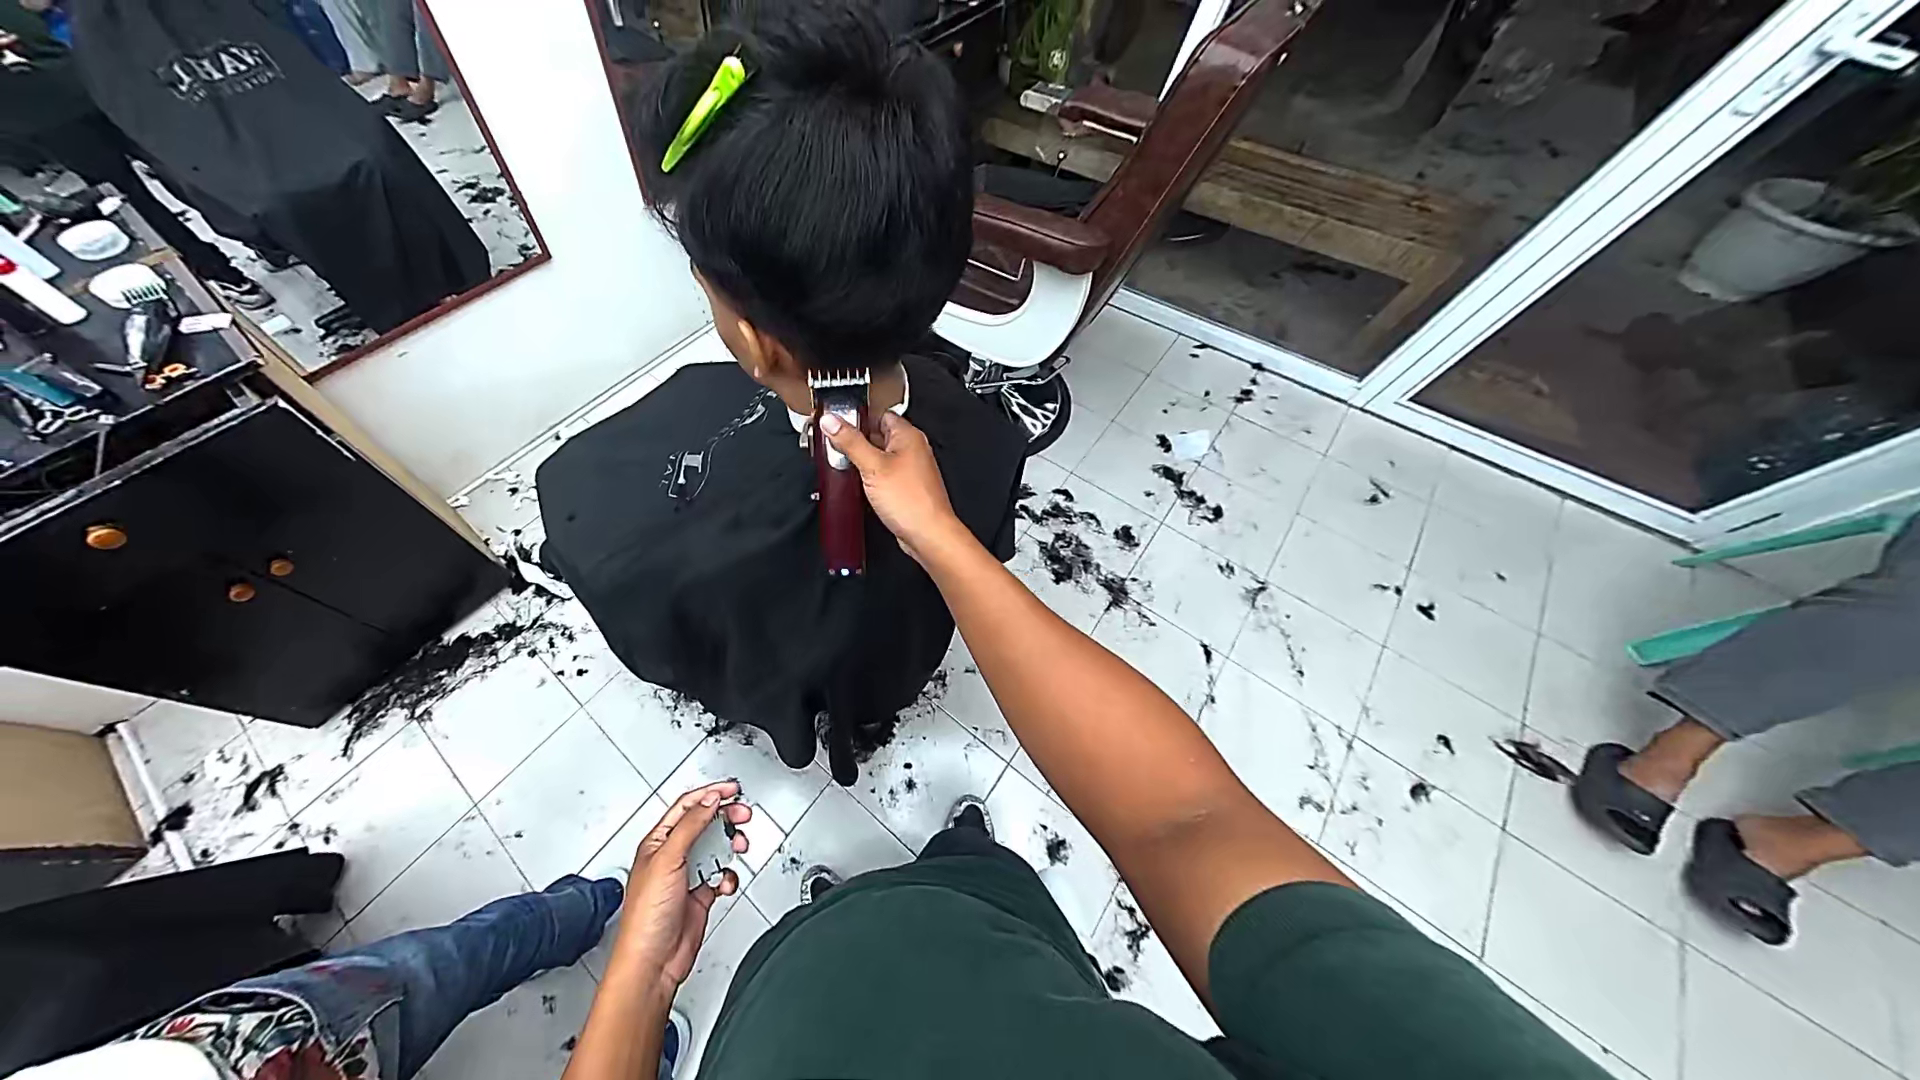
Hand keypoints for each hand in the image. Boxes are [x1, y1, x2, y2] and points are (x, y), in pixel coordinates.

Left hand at [613, 781, 751, 990]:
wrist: (653, 963)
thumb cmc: (645, 919)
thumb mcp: (668, 860)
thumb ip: (691, 825)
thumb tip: (710, 799)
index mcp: (658, 842)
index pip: (687, 806)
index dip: (711, 793)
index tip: (732, 789)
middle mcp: (672, 856)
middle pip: (706, 823)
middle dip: (726, 817)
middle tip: (743, 815)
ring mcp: (687, 874)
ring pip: (717, 847)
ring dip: (730, 845)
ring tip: (738, 847)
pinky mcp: (700, 893)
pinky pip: (722, 874)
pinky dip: (728, 876)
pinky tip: (724, 882)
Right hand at [820, 411, 967, 562]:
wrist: (928, 534)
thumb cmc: (912, 502)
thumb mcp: (872, 466)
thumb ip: (850, 441)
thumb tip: (832, 421)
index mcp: (908, 435)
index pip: (879, 413)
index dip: (857, 416)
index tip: (837, 422)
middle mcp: (912, 449)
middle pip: (878, 434)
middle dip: (857, 440)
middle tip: (838, 447)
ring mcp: (910, 469)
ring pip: (880, 456)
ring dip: (863, 460)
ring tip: (847, 466)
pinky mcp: (906, 486)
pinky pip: (885, 474)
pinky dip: (871, 476)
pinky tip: (861, 484)